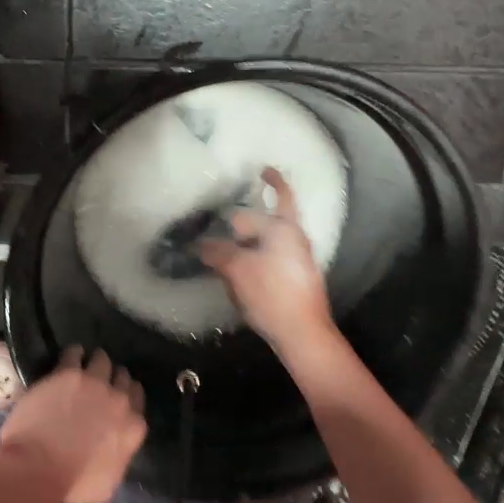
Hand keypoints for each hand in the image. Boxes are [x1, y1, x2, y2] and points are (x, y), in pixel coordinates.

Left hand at [0, 346, 148, 502]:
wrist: (39, 467)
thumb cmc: (73, 484)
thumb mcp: (108, 485)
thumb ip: (118, 461)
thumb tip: (115, 455)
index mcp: (133, 427)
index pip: (137, 401)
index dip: (126, 397)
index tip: (115, 399)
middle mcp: (120, 400)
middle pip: (122, 378)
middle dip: (113, 379)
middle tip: (100, 383)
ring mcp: (94, 383)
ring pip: (103, 361)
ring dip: (96, 362)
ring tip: (85, 363)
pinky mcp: (68, 373)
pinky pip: (75, 354)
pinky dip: (74, 353)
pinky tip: (70, 355)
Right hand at [199, 167, 336, 351]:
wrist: (302, 333)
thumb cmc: (271, 294)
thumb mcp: (237, 270)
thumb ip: (218, 252)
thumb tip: (201, 244)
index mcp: (285, 228)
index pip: (281, 195)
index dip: (271, 181)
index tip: (264, 169)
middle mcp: (297, 239)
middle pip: (277, 216)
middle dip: (258, 212)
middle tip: (234, 211)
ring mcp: (299, 260)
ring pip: (274, 239)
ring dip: (254, 237)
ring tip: (229, 241)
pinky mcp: (296, 279)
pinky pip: (273, 258)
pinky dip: (256, 256)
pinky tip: (241, 268)